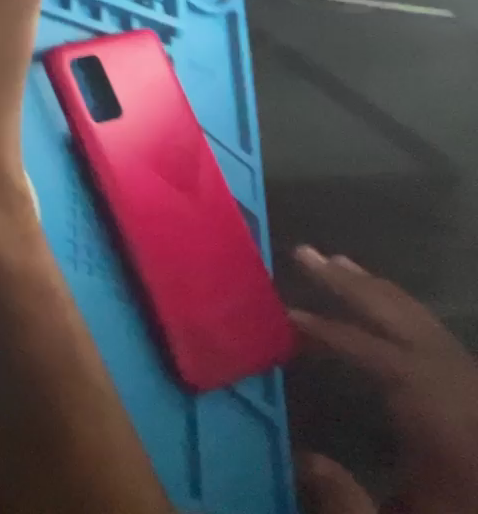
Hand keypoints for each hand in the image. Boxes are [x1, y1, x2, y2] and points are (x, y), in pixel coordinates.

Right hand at [290, 246, 477, 513]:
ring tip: (338, 263)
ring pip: (436, 336)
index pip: (390, 364)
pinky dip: (407, 321)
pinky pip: (444, 350)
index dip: (336, 334)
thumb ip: (348, 499)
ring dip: (384, 297)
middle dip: (363, 291)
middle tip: (306, 253)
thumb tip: (303, 457)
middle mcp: (470, 405)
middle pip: (418, 335)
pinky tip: (380, 309)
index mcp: (450, 428)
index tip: (284, 313)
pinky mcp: (475, 408)